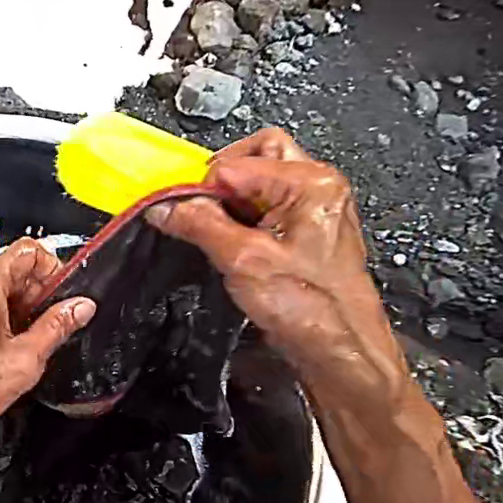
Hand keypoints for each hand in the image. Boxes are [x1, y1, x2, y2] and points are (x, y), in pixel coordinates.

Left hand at [0, 238, 95, 449]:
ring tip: (27, 340)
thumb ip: (57, 326)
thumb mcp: (25, 360)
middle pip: (13, 268)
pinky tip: (7, 345)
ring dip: (21, 307)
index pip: (27, 250)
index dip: (53, 268)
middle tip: (50, 321)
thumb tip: (79, 307)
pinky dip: (1, 316)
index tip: (63, 293)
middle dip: (38, 292)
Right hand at [146, 128, 410, 407]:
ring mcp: (311, 207)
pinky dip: (239, 218)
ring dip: (229, 202)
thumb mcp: (241, 260)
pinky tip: (232, 246)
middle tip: (198, 209)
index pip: (235, 163)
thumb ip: (199, 225)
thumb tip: (166, 206)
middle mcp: (317, 188)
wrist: (337, 347)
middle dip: (220, 180)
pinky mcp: (302, 229)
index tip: (177, 211)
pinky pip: (263, 206)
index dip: (201, 188)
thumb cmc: (311, 308)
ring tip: (218, 234)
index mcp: (310, 184)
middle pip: (254, 155)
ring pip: (257, 180)